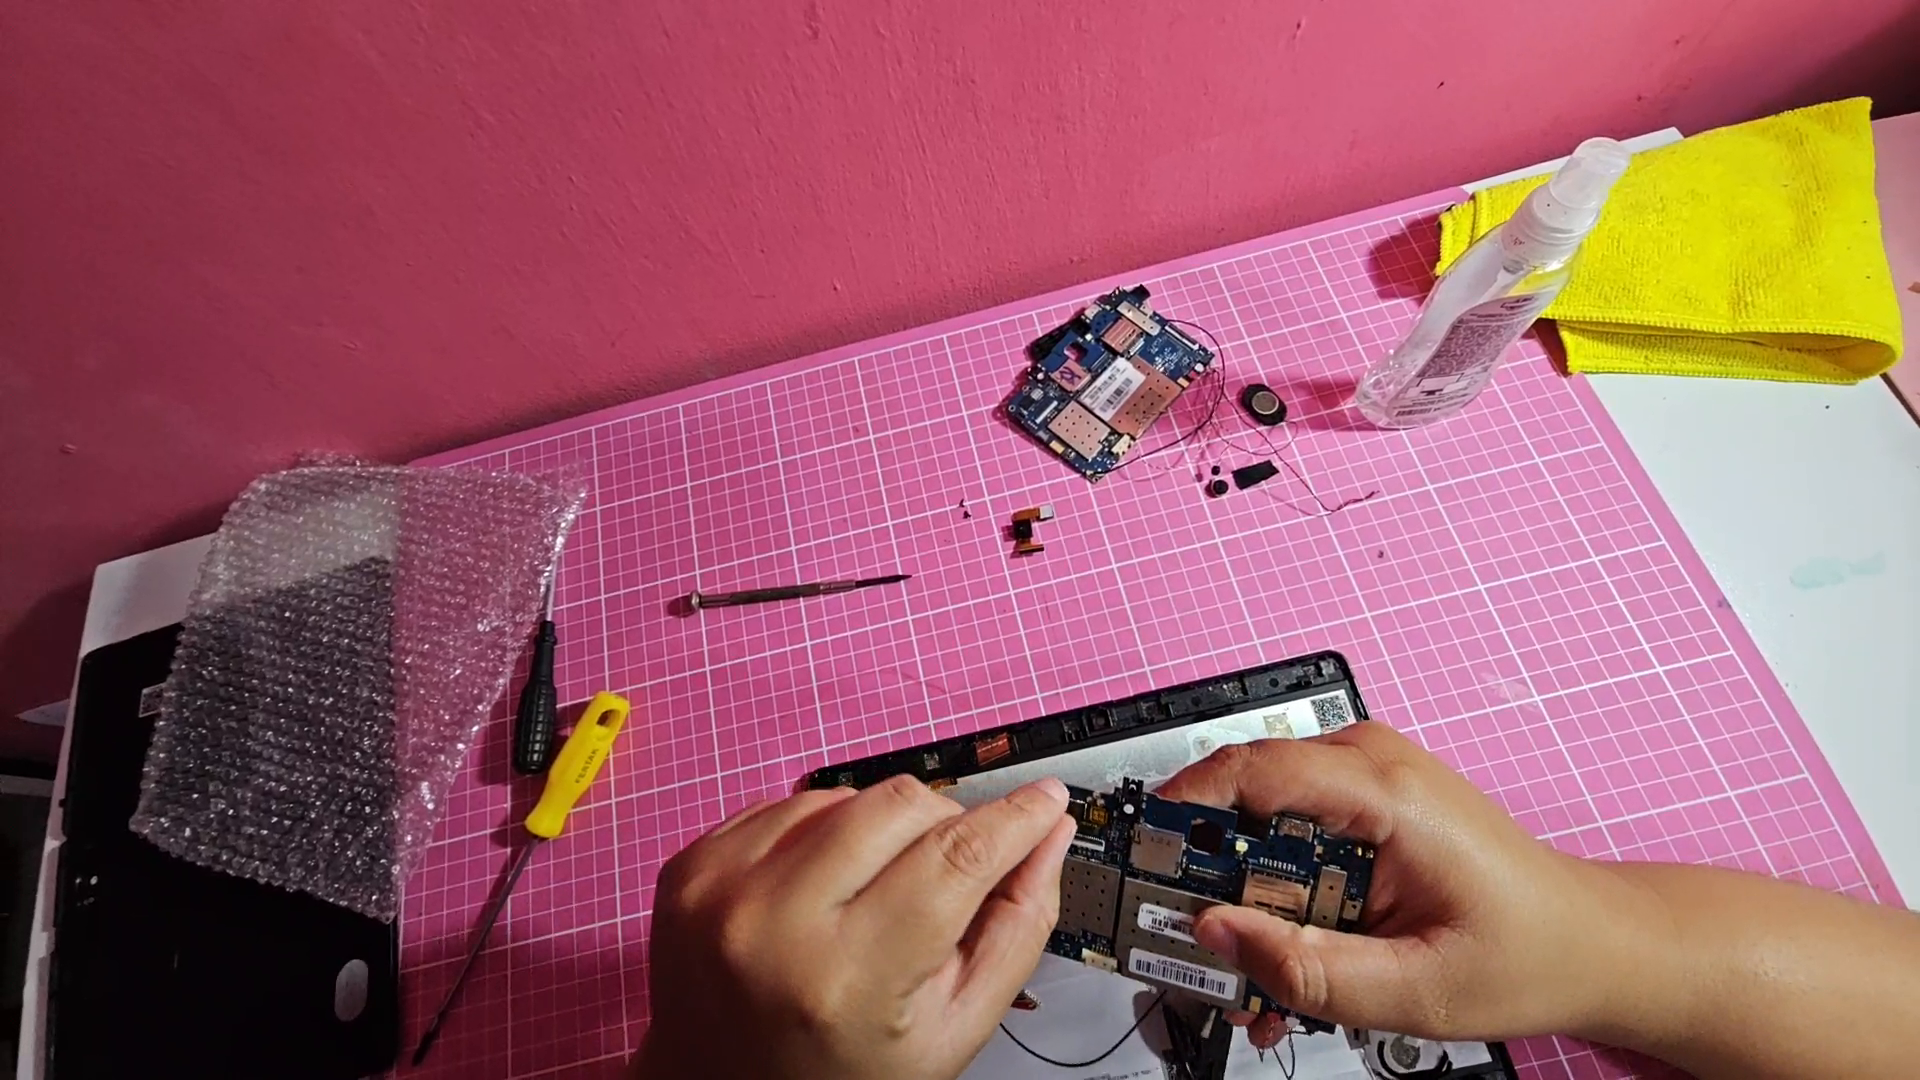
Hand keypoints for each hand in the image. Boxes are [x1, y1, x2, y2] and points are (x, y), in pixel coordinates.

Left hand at [633, 776, 1075, 1079]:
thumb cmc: (842, 1070)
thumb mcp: (952, 1029)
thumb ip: (1016, 927)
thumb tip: (1048, 834)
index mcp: (848, 980)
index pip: (957, 859)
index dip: (1015, 820)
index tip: (1045, 799)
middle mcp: (773, 922)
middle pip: (905, 804)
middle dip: (943, 827)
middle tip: (936, 879)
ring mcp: (723, 883)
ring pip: (852, 793)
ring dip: (880, 829)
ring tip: (867, 894)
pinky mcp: (696, 860)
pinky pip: (796, 799)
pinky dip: (826, 829)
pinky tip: (820, 885)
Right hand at [1157, 722, 1654, 1043]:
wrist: (1591, 937)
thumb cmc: (1530, 950)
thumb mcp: (1419, 991)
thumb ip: (1310, 971)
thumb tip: (1218, 931)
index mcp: (1387, 790)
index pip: (1256, 768)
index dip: (1187, 802)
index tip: (1147, 849)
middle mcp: (1366, 760)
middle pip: (1246, 792)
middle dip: (1211, 863)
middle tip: (1196, 927)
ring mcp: (1360, 770)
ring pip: (1259, 810)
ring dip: (1241, 879)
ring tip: (1250, 952)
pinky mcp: (1354, 791)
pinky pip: (1285, 820)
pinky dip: (1270, 875)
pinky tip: (1283, 935)